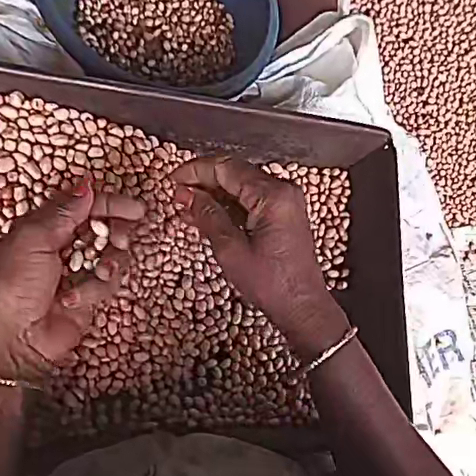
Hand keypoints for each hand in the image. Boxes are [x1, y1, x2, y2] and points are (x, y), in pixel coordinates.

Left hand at [0, 184, 143, 377]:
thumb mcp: (33, 239)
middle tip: (120, 241)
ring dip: (109, 263)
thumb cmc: (13, 286)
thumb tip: (87, 185)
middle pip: (104, 228)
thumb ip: (64, 212)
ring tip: (100, 272)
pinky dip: (96, 289)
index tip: (135, 209)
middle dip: (116, 233)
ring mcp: (77, 271)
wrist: (15, 337)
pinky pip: (108, 283)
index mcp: (43, 226)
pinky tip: (76, 298)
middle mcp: (63, 246)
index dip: (110, 204)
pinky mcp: (89, 295)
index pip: (84, 205)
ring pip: (112, 256)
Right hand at [171, 157, 347, 353]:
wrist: (301, 306)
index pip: (227, 168)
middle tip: (177, 194)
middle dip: (204, 182)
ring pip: (243, 188)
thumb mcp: (231, 250)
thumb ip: (208, 216)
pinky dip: (230, 207)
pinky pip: (253, 202)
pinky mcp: (285, 216)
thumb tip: (187, 194)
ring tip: (187, 206)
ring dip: (215, 195)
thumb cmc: (271, 284)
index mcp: (273, 195)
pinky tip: (208, 216)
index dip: (196, 170)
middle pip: (236, 174)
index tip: (174, 178)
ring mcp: (287, 203)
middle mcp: (283, 191)